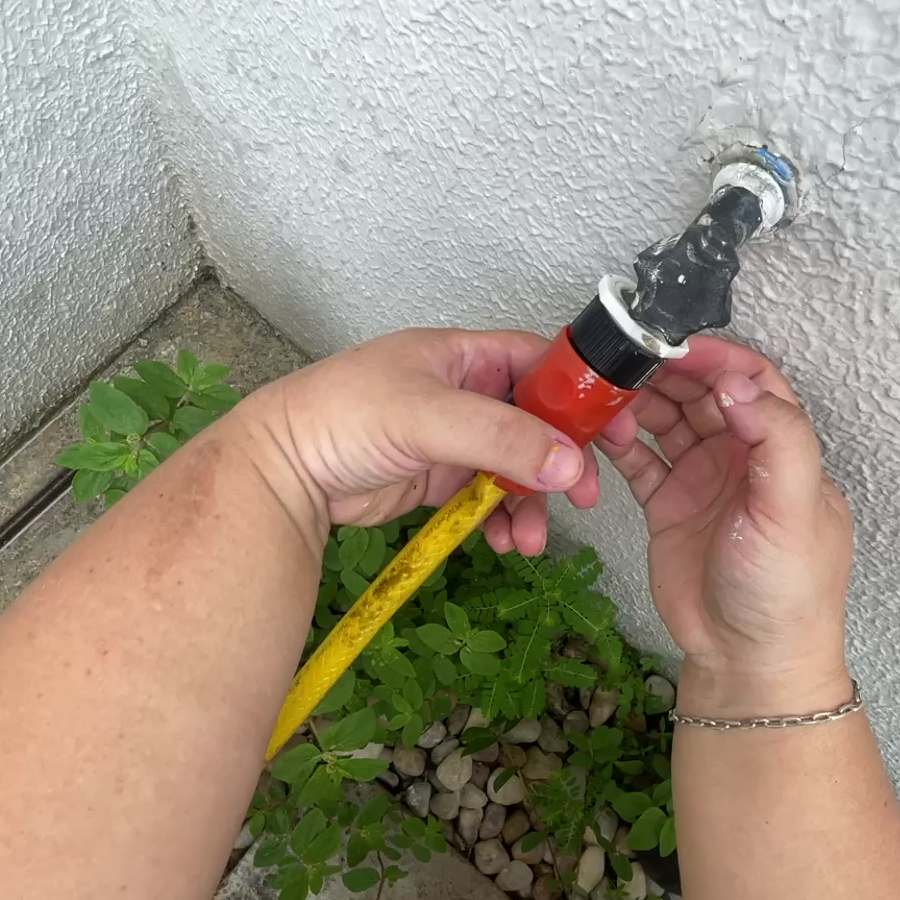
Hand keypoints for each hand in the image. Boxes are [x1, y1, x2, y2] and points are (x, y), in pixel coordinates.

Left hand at [226, 328, 603, 553]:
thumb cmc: (347, 417)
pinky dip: (501, 520)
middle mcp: (465, 394)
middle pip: (536, 422)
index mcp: (465, 357)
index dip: (580, 392)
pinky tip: (502, 542)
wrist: (285, 470)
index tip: (615, 428)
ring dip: (531, 504)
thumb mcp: (429, 416)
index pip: (540, 364)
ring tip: (528, 540)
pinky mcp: (441, 479)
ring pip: (515, 468)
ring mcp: (454, 439)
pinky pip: (488, 497)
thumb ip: (501, 436)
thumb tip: (569, 463)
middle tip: (583, 495)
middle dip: (561, 461)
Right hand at [595, 337, 853, 711]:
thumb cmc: (785, 588)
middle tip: (625, 367)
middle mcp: (739, 456)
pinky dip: (620, 445)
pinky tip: (600, 434)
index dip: (715, 359)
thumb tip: (736, 383)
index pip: (751, 382)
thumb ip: (775, 440)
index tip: (673, 348)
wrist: (746, 657)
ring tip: (606, 398)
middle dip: (666, 376)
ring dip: (639, 405)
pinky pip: (640, 461)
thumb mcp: (792, 510)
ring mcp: (700, 478)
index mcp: (779, 448)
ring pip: (666, 422)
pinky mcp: (666, 504)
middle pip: (701, 395)